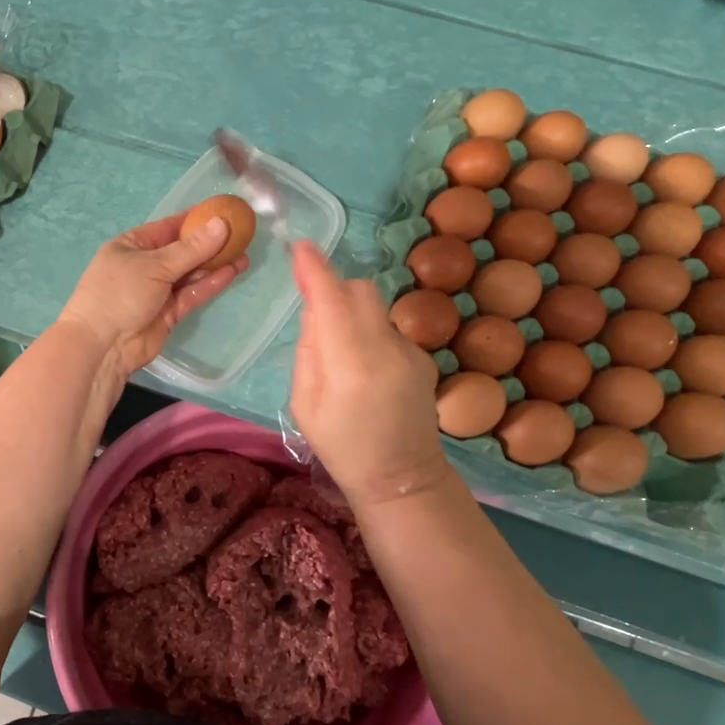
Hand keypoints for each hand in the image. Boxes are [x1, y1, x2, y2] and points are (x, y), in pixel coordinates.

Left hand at [56, 211, 248, 376]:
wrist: (102, 346)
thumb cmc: (119, 295)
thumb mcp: (154, 266)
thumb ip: (190, 248)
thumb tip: (221, 224)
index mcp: (131, 246)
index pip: (168, 227)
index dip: (195, 219)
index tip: (224, 212)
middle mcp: (144, 265)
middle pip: (182, 251)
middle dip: (209, 244)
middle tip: (242, 235)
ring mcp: (156, 291)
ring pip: (189, 274)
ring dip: (214, 265)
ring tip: (244, 254)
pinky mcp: (167, 313)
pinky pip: (191, 294)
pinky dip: (209, 284)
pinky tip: (231, 272)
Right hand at [289, 239, 450, 506]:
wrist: (402, 477)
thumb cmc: (341, 446)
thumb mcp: (305, 403)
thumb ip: (309, 351)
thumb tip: (315, 311)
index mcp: (350, 363)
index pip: (331, 300)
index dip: (314, 269)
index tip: (300, 246)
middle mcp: (386, 348)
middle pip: (360, 290)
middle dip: (335, 288)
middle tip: (315, 313)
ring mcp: (411, 351)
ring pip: (376, 308)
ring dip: (352, 314)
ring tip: (340, 355)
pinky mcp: (424, 358)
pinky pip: (388, 329)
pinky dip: (370, 335)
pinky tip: (365, 371)